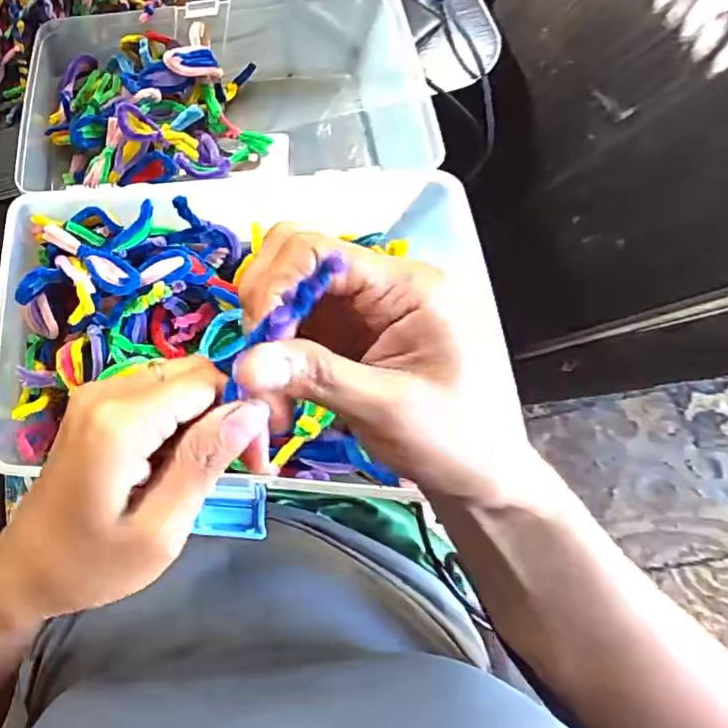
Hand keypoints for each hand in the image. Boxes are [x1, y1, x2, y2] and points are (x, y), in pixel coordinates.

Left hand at [0, 357, 269, 621]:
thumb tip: (252, 409)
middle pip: (188, 373)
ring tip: (204, 472)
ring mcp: (92, 394)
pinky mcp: (89, 406)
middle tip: (236, 469)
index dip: (239, 415)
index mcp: (119, 420)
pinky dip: (173, 419)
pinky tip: (173, 464)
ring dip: (199, 416)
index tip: (255, 464)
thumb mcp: (160, 530)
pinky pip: (148, 393)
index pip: (204, 381)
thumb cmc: (90, 566)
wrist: (25, 570)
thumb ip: (204, 463)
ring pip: (171, 380)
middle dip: (222, 411)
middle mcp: (103, 391)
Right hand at [232, 224, 539, 505]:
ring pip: (281, 291)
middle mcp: (376, 285)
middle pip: (290, 256)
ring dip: (261, 335)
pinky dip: (270, 355)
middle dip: (262, 303)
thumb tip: (246, 365)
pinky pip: (286, 325)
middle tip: (258, 359)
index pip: (316, 251)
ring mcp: (354, 308)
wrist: (481, 476)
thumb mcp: (388, 408)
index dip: (275, 285)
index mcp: (405, 286)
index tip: (260, 339)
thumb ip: (318, 377)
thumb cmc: (457, 439)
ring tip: (268, 390)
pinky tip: (278, 394)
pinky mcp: (338, 333)